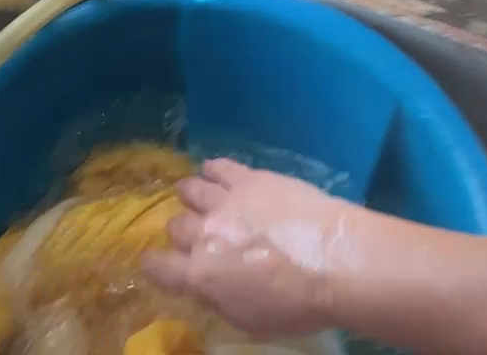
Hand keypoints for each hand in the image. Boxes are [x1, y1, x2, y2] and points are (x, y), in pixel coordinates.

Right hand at [140, 159, 374, 337]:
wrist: (332, 259)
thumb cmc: (295, 304)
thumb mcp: (249, 319)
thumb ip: (220, 298)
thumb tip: (207, 283)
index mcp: (201, 274)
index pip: (159, 268)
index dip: (153, 265)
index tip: (153, 262)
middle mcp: (205, 233)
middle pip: (177, 226)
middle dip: (180, 231)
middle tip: (190, 233)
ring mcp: (227, 200)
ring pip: (193, 190)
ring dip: (189, 194)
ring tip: (187, 190)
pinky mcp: (250, 178)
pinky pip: (222, 166)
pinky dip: (213, 168)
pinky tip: (210, 167)